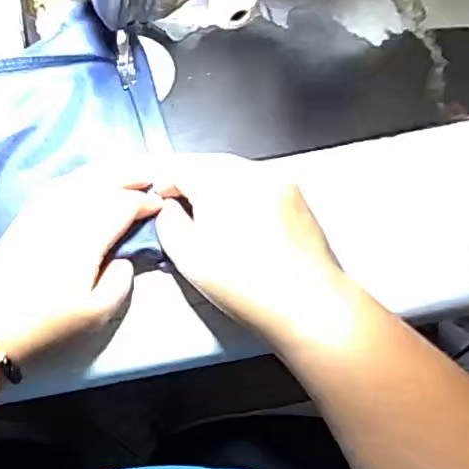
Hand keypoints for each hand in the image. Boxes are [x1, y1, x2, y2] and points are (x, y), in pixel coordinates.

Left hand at [0, 164, 161, 362]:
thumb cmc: (45, 322)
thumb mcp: (95, 314)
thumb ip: (120, 282)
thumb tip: (124, 260)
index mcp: (86, 235)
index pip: (123, 204)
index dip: (145, 201)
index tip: (161, 204)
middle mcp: (64, 213)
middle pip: (102, 180)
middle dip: (130, 174)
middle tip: (152, 174)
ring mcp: (41, 211)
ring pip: (79, 178)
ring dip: (106, 171)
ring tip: (125, 172)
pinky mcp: (24, 217)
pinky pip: (58, 185)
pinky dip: (79, 177)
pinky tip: (86, 181)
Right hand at [153, 154, 359, 346]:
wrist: (309, 303)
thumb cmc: (248, 285)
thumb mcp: (189, 258)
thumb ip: (168, 224)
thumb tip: (169, 208)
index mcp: (220, 182)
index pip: (180, 168)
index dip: (163, 184)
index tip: (159, 203)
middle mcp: (251, 172)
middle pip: (209, 165)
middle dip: (190, 183)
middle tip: (179, 209)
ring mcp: (279, 181)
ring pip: (236, 173)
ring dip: (216, 189)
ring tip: (209, 219)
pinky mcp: (296, 197)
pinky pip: (258, 186)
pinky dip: (242, 197)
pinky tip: (240, 225)